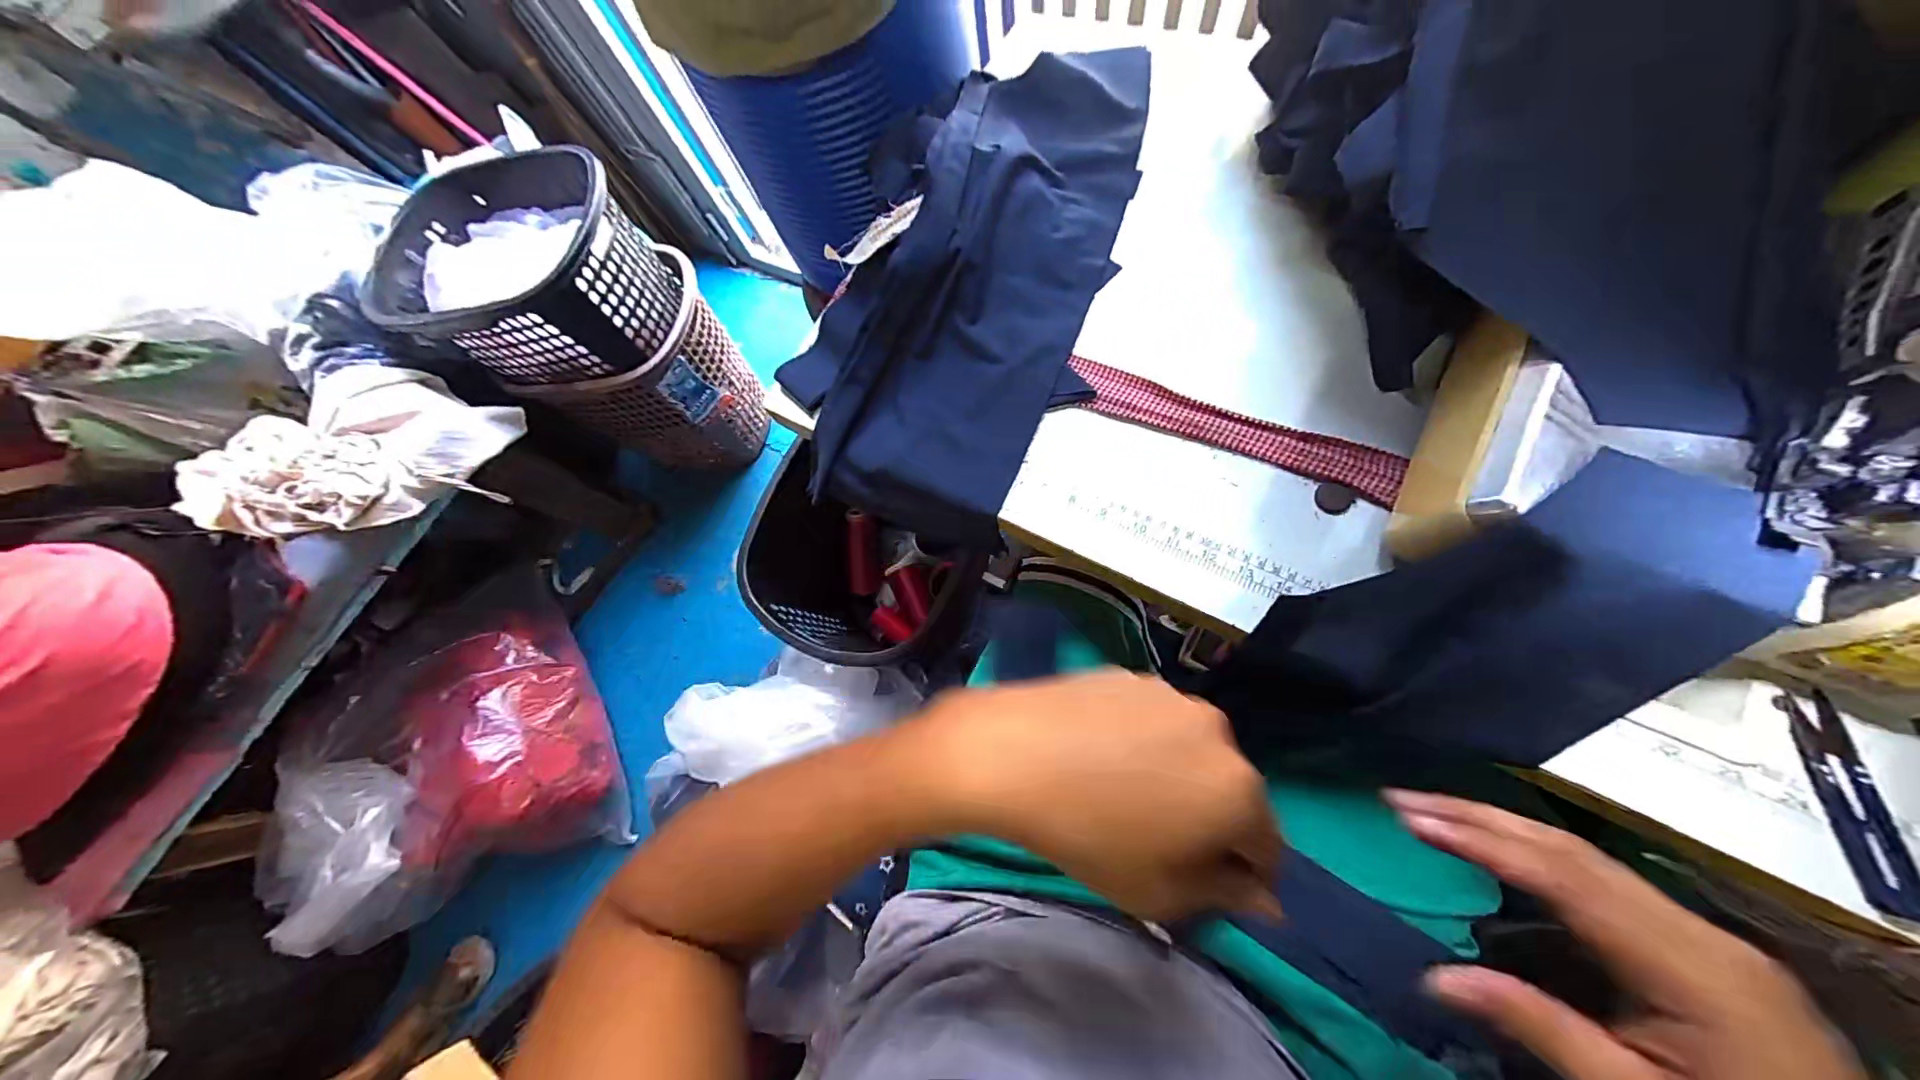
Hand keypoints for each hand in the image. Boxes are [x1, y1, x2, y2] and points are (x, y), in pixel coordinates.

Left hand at [897, 669, 1282, 921]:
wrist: (1010, 751)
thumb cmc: (1087, 834)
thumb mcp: (1158, 893)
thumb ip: (1222, 895)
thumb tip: (1263, 897)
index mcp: (1239, 789)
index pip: (1267, 846)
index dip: (1242, 873)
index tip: (1205, 881)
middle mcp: (1220, 732)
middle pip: (1230, 790)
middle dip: (1208, 818)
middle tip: (1156, 836)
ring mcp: (1174, 695)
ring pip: (1192, 749)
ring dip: (1176, 773)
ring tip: (1122, 789)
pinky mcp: (1133, 675)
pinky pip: (1154, 720)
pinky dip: (1143, 739)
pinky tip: (1099, 753)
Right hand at [1386, 791, 1864, 1079]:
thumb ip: (1538, 1026)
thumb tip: (1434, 978)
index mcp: (1688, 964)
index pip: (1563, 876)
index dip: (1481, 839)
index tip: (1411, 816)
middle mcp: (1696, 932)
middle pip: (1571, 851)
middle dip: (1480, 817)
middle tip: (1403, 799)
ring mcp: (1702, 935)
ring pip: (1585, 857)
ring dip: (1502, 827)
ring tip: (1432, 811)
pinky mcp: (1698, 946)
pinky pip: (1603, 880)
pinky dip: (1537, 854)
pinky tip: (1498, 849)